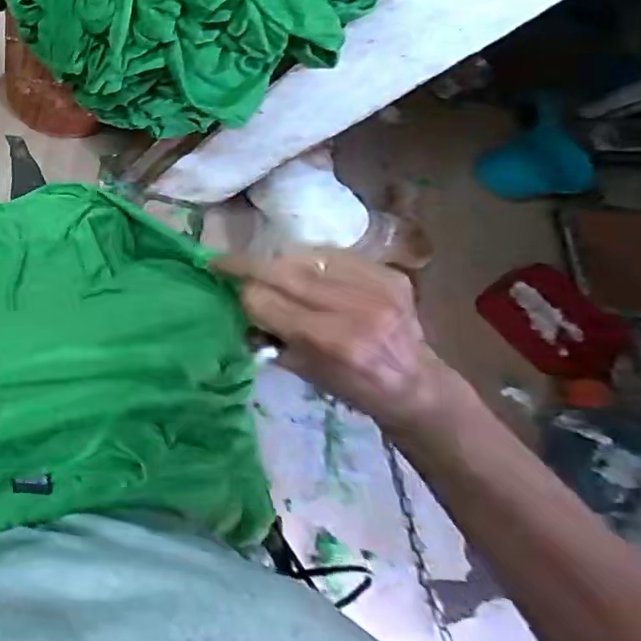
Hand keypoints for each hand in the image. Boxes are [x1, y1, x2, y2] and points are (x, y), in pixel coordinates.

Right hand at [215, 252, 462, 433]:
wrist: (416, 385)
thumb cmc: (353, 386)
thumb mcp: (303, 371)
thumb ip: (269, 334)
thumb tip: (238, 300)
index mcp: (331, 341)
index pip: (264, 300)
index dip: (242, 295)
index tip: (225, 286)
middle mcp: (354, 310)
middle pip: (282, 271)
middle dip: (249, 266)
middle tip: (225, 262)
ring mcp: (376, 288)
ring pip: (306, 257)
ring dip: (280, 262)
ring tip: (270, 269)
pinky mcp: (390, 275)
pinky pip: (335, 255)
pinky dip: (314, 260)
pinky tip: (309, 270)